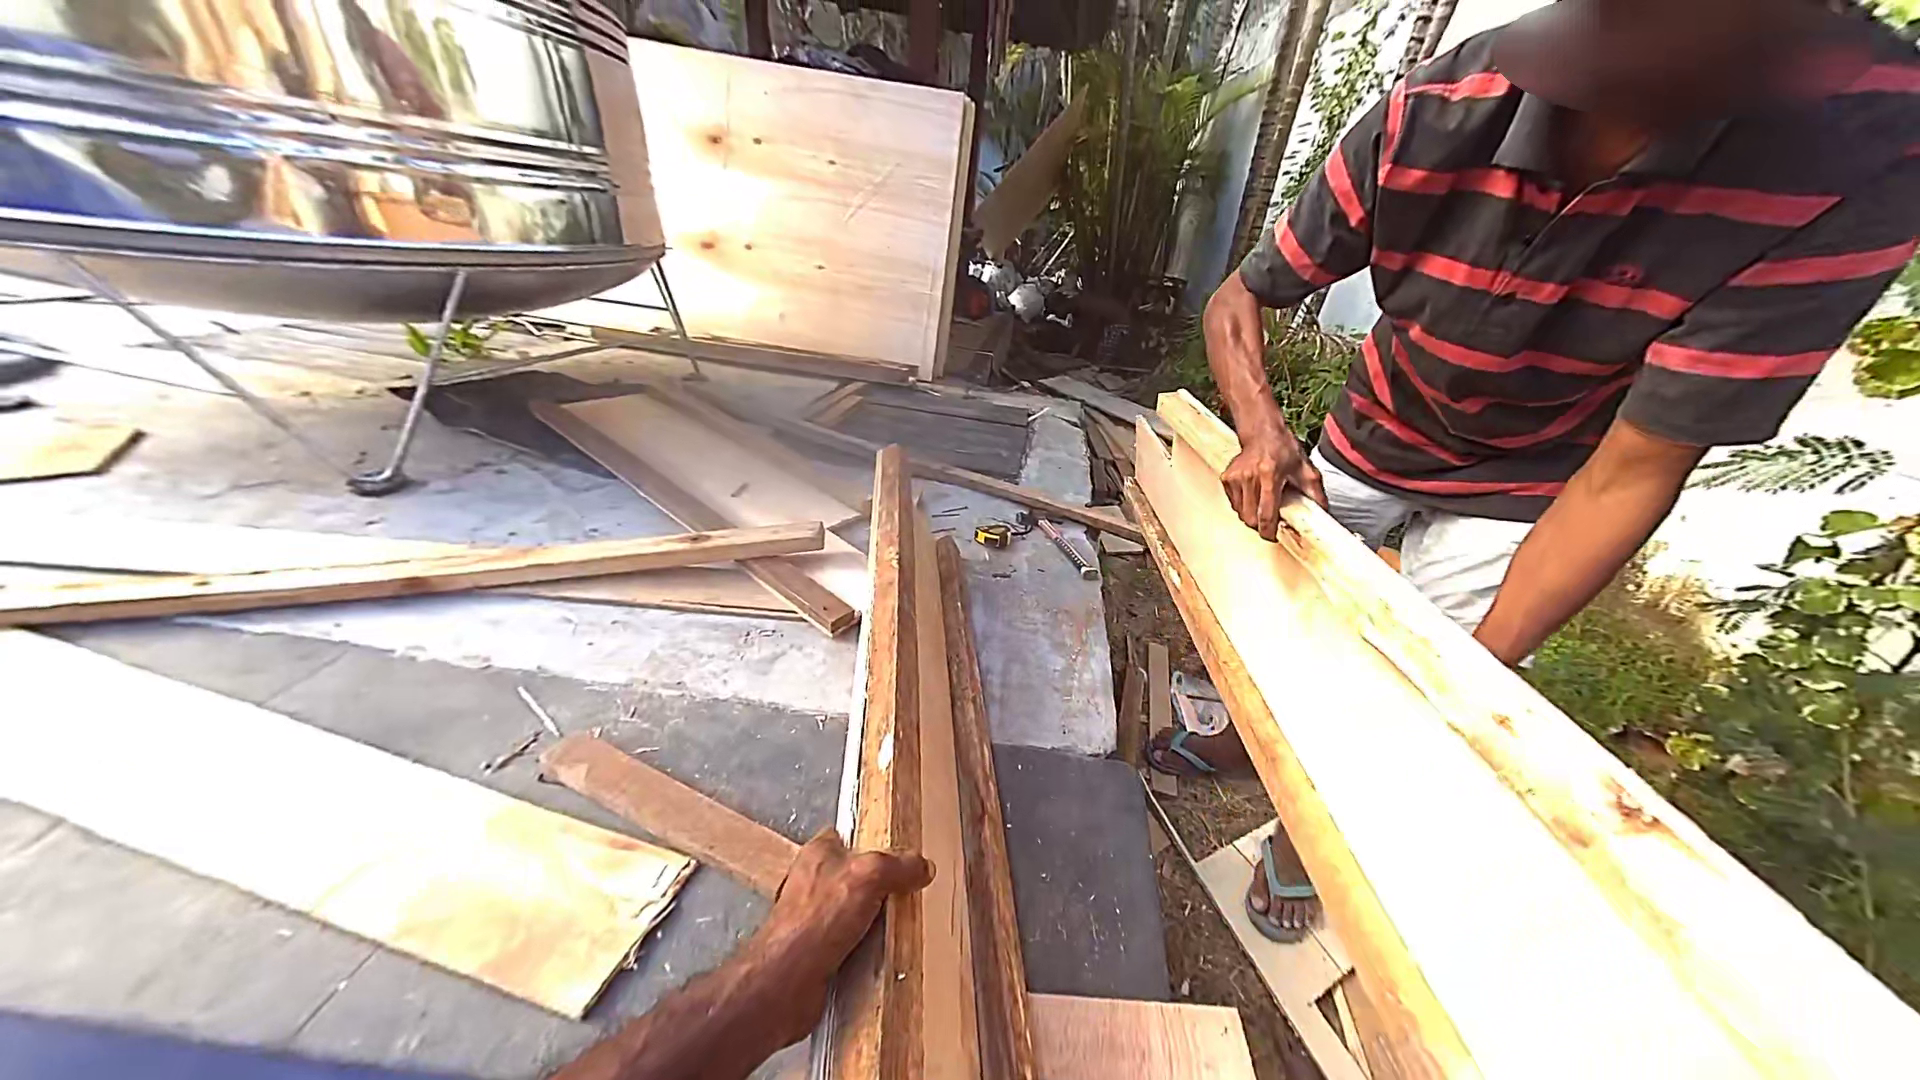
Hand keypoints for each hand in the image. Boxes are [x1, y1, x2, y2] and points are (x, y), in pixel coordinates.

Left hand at [742, 832, 934, 1046]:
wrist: (786, 982)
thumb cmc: (819, 917)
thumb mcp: (870, 876)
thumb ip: (898, 866)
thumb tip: (923, 866)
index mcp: (819, 853)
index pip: (849, 837)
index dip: (873, 842)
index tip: (899, 854)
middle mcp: (812, 882)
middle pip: (855, 876)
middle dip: (879, 886)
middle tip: (905, 893)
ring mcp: (812, 918)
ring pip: (854, 911)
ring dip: (874, 921)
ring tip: (898, 925)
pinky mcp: (815, 951)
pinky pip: (849, 942)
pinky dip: (864, 947)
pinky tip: (879, 953)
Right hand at [1220, 429, 1325, 539]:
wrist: (1261, 433)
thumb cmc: (1283, 449)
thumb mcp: (1304, 468)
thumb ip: (1314, 492)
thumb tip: (1324, 513)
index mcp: (1269, 475)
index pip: (1265, 513)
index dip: (1269, 531)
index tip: (1273, 536)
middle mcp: (1249, 477)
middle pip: (1250, 518)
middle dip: (1260, 525)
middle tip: (1271, 521)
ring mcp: (1235, 478)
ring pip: (1241, 513)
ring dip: (1252, 516)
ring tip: (1263, 505)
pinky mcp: (1226, 479)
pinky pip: (1234, 504)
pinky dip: (1244, 506)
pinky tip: (1254, 496)